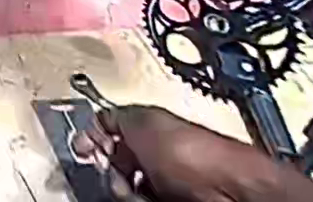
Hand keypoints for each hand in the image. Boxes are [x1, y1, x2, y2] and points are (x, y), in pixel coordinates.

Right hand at [70, 106, 312, 201]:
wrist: (232, 192)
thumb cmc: (188, 150)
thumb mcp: (138, 121)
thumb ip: (111, 118)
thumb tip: (92, 126)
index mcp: (145, 126)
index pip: (107, 128)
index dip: (91, 136)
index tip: (80, 147)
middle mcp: (153, 156)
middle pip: (114, 162)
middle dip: (107, 168)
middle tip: (112, 174)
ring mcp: (164, 185)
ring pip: (126, 186)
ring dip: (122, 187)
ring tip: (132, 191)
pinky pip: (141, 200)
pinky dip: (137, 199)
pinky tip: (142, 198)